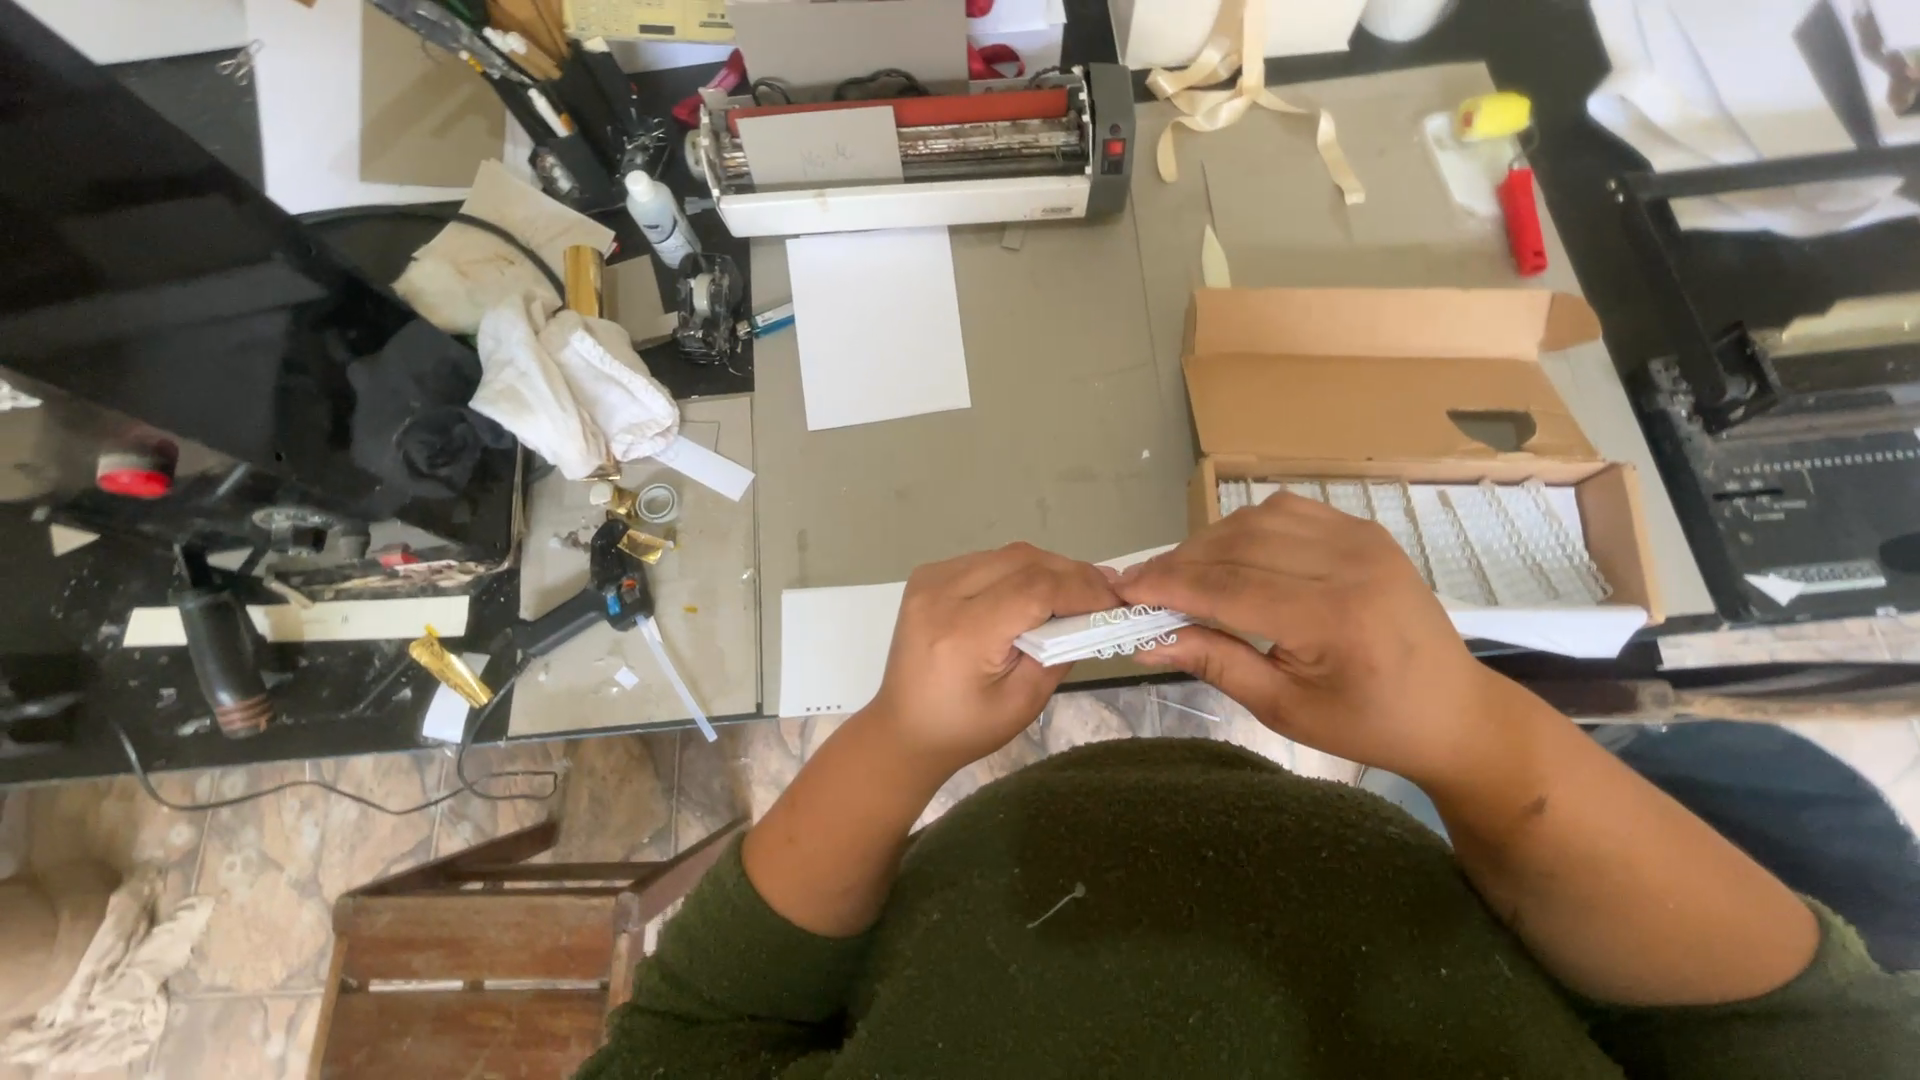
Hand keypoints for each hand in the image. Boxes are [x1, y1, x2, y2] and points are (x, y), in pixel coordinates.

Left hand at [866, 543, 1120, 776]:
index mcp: (962, 633)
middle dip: (1071, 573)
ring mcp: (929, 580)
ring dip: (1046, 568)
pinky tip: (1036, 591)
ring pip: (1005, 555)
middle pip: (1022, 561)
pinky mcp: (927, 577)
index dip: (1081, 589)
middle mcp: (941, 595)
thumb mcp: (1022, 703)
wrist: (903, 729)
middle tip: (1106, 591)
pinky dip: (1018, 570)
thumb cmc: (964, 728)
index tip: (1115, 601)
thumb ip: (1058, 654)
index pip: (1034, 589)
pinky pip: (986, 560)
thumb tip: (1091, 616)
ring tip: (1078, 590)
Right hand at [1115, 495, 1499, 783]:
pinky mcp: (1364, 530)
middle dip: (1177, 563)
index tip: (1121, 592)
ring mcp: (1360, 538)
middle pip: (1235, 545)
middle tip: (1139, 586)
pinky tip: (1229, 555)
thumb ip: (1215, 662)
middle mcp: (1349, 563)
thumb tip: (1148, 639)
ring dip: (1208, 543)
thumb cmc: (1369, 724)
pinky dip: (1245, 528)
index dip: (1167, 587)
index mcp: (1334, 618)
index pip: (1228, 587)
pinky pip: (1285, 511)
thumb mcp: (1285, 708)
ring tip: (1180, 575)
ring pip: (1255, 519)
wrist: (1454, 710)